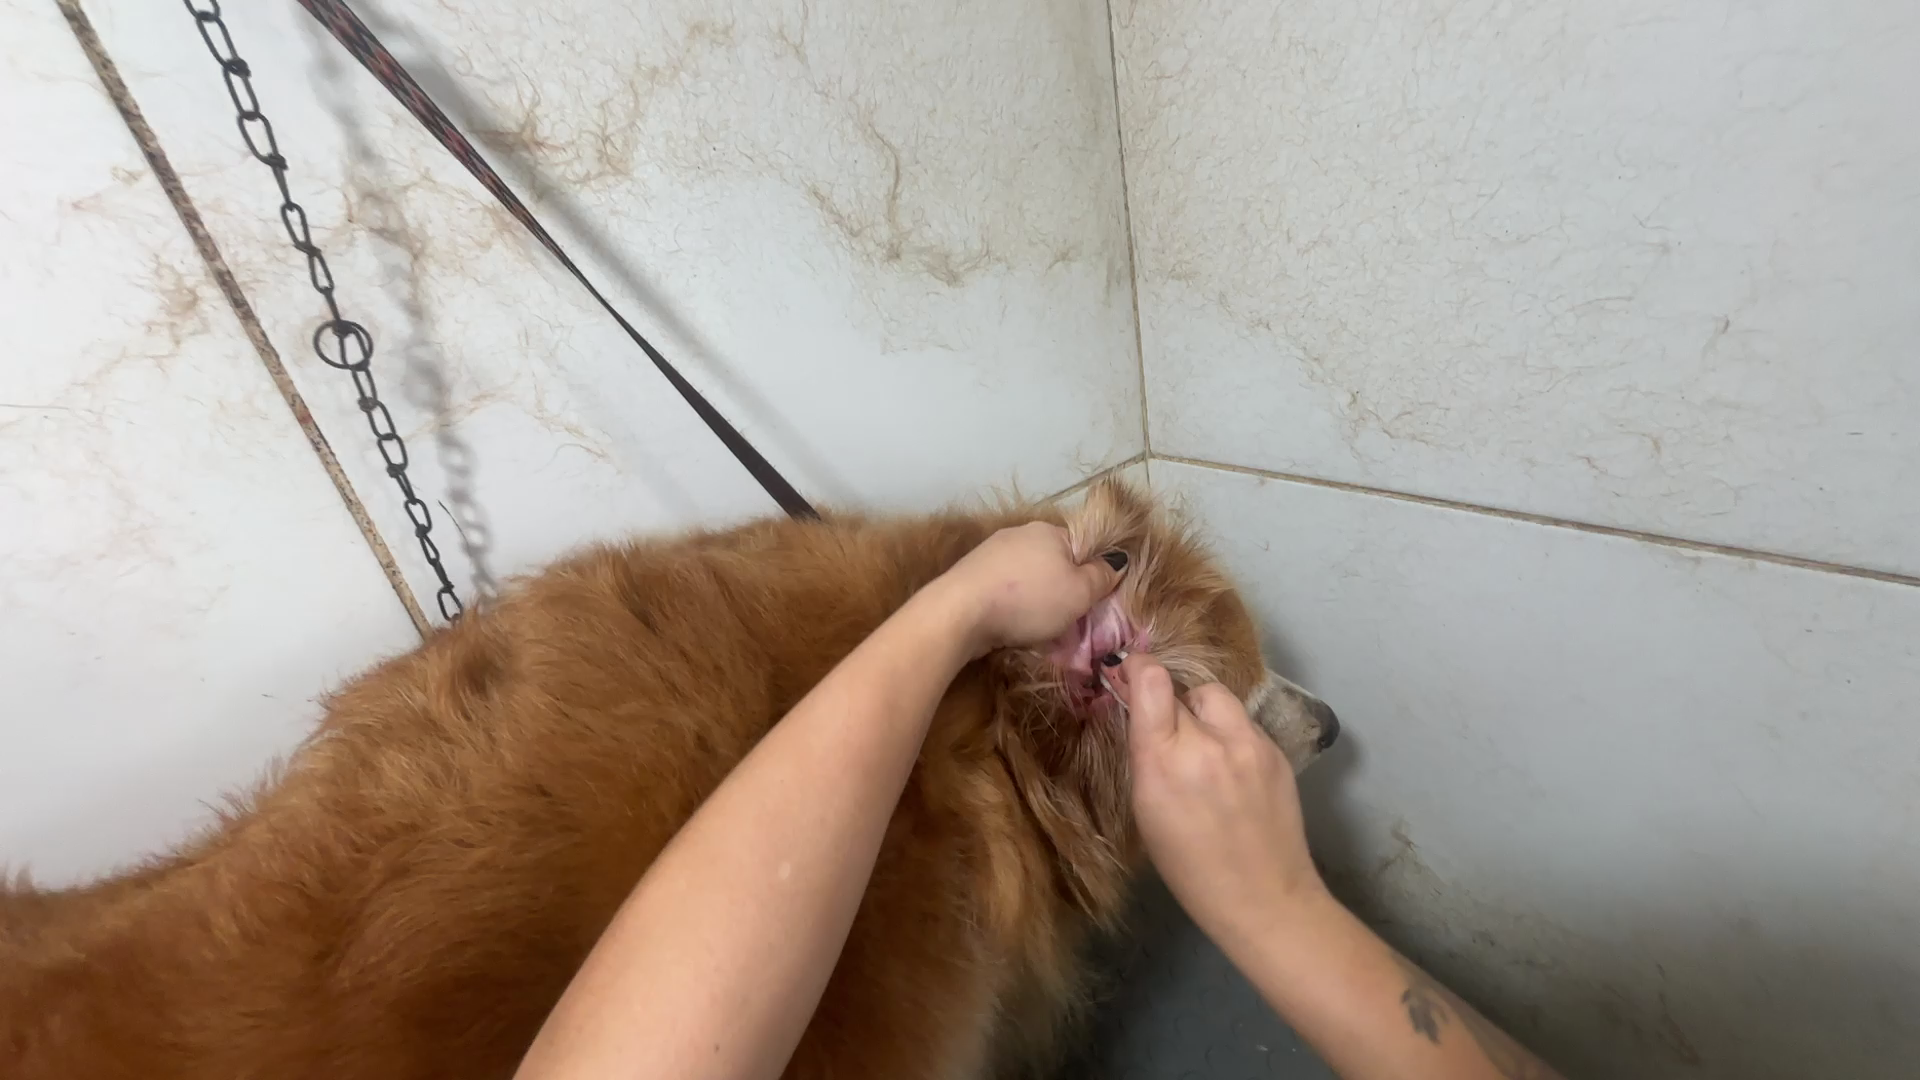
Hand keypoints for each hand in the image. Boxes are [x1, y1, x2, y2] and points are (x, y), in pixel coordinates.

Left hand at [931, 521, 1124, 657]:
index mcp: (1049, 531)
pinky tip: (1011, 627)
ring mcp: (992, 553)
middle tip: (1068, 622)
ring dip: (1036, 602)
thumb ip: (1102, 575)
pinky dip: (1012, 607)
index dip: (1091, 575)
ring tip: (1039, 631)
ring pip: (1028, 579)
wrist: (960, 612)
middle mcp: (1020, 534)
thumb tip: (1117, 560)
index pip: (1082, 547)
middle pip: (1054, 563)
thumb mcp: (1080, 592)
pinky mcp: (972, 575)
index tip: (1091, 602)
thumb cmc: (1029, 600)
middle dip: (1062, 591)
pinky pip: (1005, 590)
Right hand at [1110, 653, 1326, 945]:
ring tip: (1203, 748)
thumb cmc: (1188, 864)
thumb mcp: (1146, 806)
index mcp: (1165, 761)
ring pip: (1215, 697)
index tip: (1130, 673)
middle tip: (1168, 731)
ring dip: (1201, 711)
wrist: (1265, 900)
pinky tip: (1231, 769)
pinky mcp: (1277, 751)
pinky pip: (1241, 721)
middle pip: (1181, 685)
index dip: (1138, 668)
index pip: (1152, 680)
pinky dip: (1228, 733)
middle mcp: (1209, 742)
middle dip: (1169, 700)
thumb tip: (1133, 700)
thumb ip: (1143, 748)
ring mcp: (1251, 744)